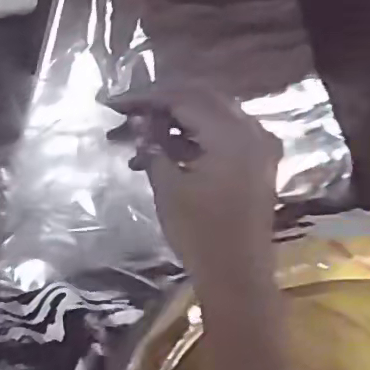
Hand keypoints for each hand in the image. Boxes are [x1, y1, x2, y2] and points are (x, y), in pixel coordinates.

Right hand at [106, 81, 281, 289]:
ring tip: (135, 133)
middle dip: (159, 101)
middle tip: (125, 110)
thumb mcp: (168, 187)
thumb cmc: (199, 231)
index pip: (184, 98)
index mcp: (232, 136)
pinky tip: (159, 148)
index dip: (145, 97)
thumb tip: (137, 122)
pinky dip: (189, 134)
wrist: (235, 273)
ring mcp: (256, 146)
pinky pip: (218, 133)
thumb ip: (153, 146)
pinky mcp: (252, 161)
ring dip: (172, 118)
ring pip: (209, 114)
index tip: (113, 104)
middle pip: (201, 98)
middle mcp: (252, 132)